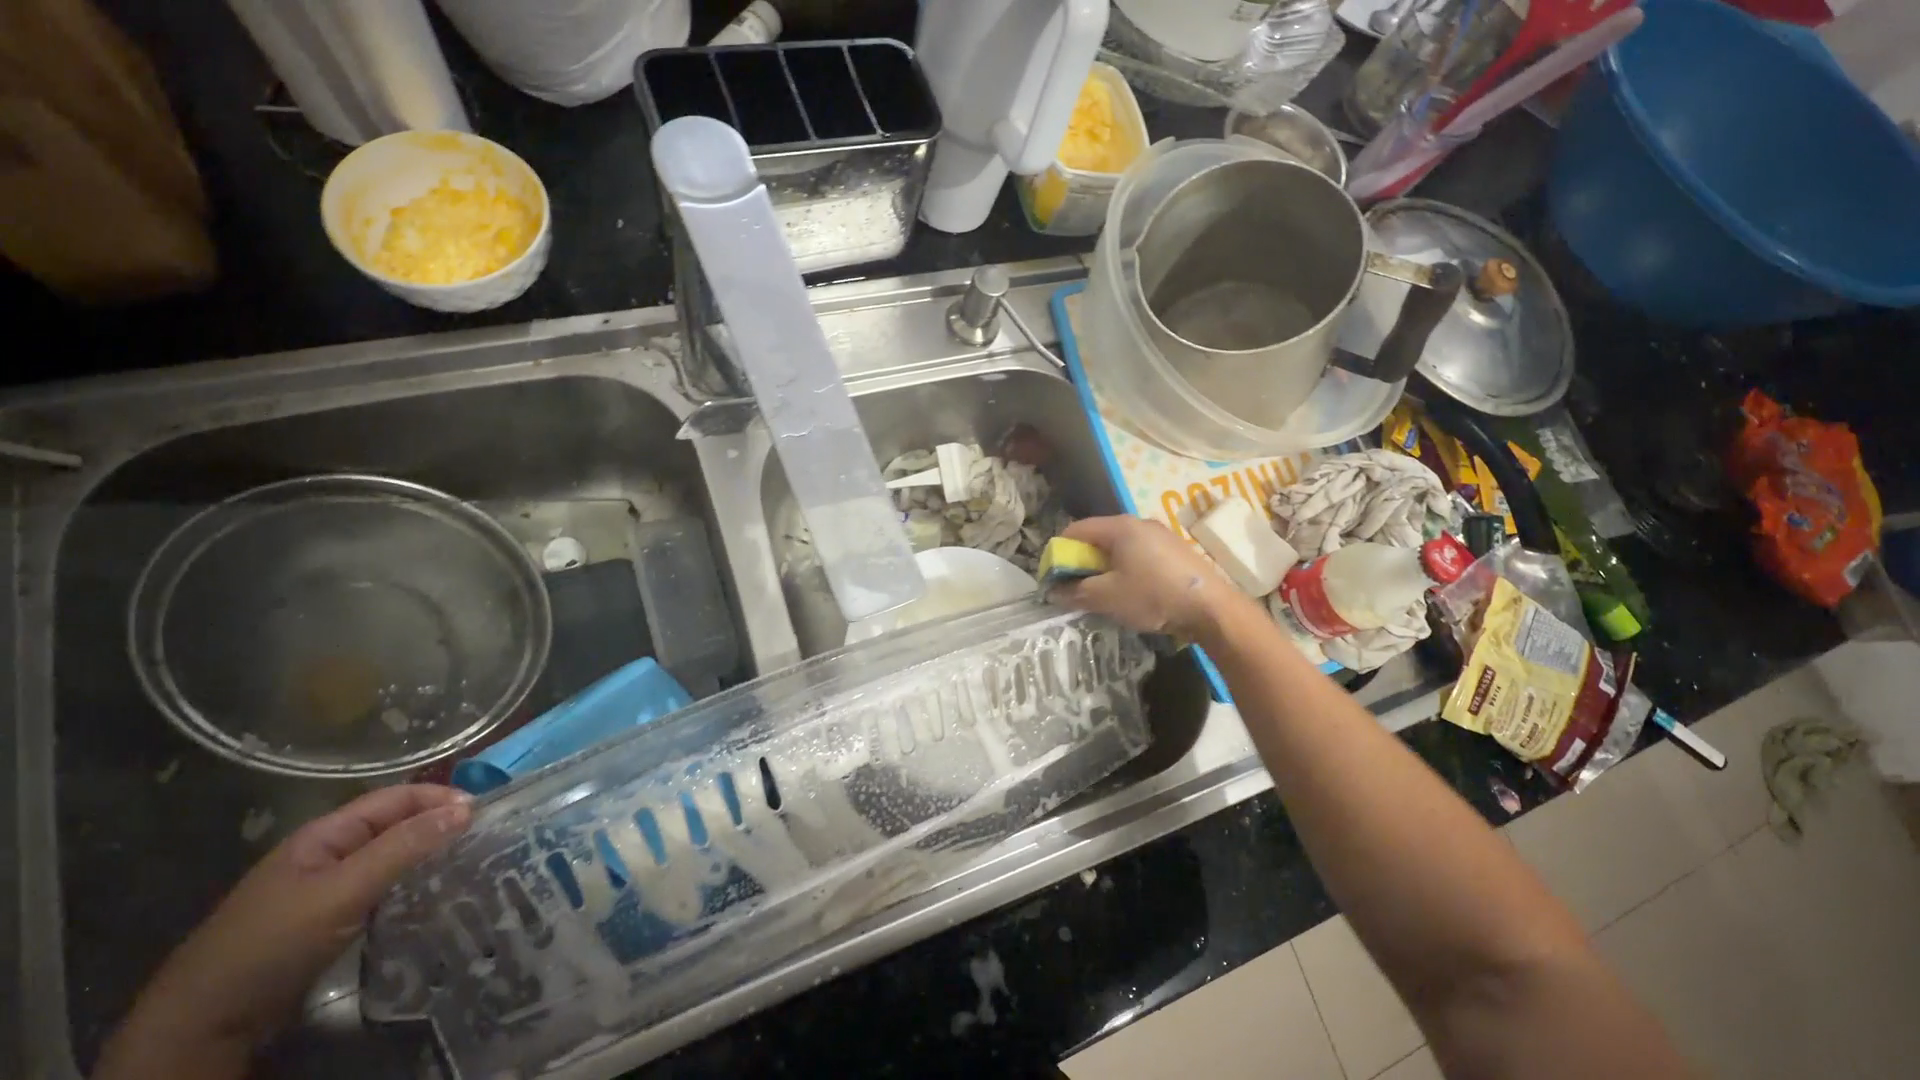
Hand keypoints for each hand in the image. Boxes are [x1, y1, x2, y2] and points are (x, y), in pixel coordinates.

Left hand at [94, 785, 472, 1079]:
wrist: (207, 1020)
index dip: (439, 798)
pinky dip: (413, 890)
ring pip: (391, 861)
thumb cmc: (273, 942)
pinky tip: (437, 901)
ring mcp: (328, 891)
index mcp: (326, 834)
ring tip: (473, 867)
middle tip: (489, 839)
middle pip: (394, 827)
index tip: (487, 812)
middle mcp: (329, 854)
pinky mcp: (331, 924)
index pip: (394, 799)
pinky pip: (382, 893)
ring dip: (429, 859)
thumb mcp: (342, 891)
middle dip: (439, 826)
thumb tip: (466, 808)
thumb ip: (402, 848)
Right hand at [1046, 515, 1253, 641]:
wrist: (1211, 608)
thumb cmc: (1153, 596)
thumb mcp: (1106, 597)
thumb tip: (1053, 591)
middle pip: (1098, 538)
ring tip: (1105, 594)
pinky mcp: (1176, 552)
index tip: (1055, 577)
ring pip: (1120, 548)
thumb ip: (1075, 592)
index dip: (1059, 553)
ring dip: (1106, 568)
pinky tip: (1133, 593)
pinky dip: (1127, 570)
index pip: (1075, 530)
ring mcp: (1161, 536)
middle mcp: (1140, 523)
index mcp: (1120, 527)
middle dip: (1083, 562)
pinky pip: (1140, 556)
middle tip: (1079, 588)